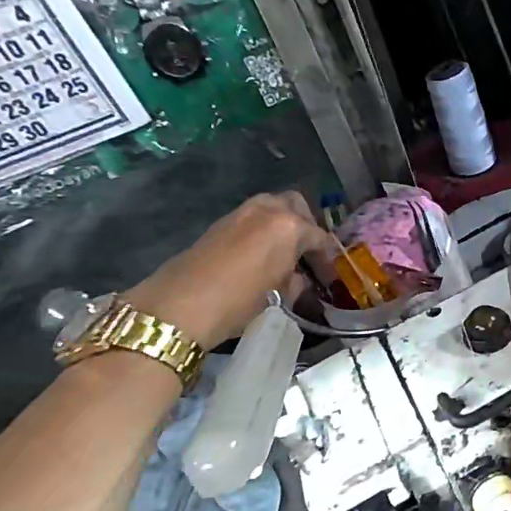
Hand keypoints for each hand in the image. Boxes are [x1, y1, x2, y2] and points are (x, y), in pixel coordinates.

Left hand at [124, 192, 337, 349]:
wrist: (181, 304)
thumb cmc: (238, 301)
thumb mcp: (277, 297)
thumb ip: (295, 282)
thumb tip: (300, 280)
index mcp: (289, 226)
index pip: (320, 238)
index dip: (327, 259)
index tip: (329, 278)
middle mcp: (268, 209)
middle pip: (297, 206)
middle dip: (307, 226)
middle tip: (308, 254)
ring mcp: (242, 211)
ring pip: (273, 207)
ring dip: (284, 225)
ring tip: (285, 254)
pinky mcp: (222, 221)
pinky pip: (254, 218)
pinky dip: (264, 230)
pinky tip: (260, 255)